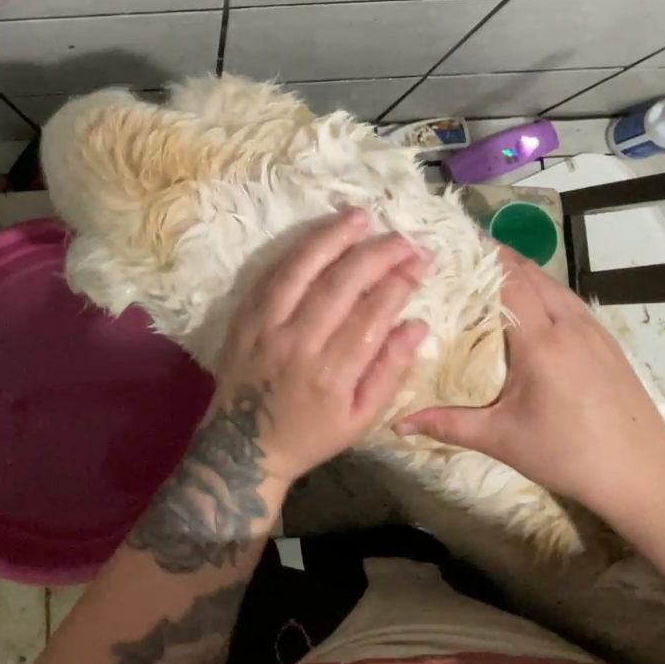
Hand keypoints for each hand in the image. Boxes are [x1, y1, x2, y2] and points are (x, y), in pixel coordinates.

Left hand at [209, 208, 430, 483]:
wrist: (243, 447)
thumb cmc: (312, 434)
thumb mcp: (361, 419)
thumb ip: (390, 371)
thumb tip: (418, 326)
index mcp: (331, 373)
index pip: (372, 314)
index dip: (400, 281)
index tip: (422, 259)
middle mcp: (297, 343)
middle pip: (340, 283)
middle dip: (376, 254)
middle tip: (403, 236)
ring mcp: (265, 325)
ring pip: (302, 268)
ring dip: (333, 238)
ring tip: (360, 216)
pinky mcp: (245, 315)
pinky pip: (272, 272)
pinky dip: (298, 250)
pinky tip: (320, 235)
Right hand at [395, 247, 664, 511]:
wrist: (646, 476)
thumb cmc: (569, 455)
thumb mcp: (503, 440)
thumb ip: (449, 424)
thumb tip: (398, 423)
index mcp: (540, 341)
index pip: (508, 280)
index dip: (481, 256)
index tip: (451, 242)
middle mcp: (569, 324)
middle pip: (530, 273)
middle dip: (496, 257)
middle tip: (460, 252)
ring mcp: (593, 330)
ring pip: (552, 283)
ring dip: (521, 270)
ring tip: (488, 270)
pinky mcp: (608, 341)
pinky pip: (569, 299)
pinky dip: (543, 288)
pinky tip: (530, 303)